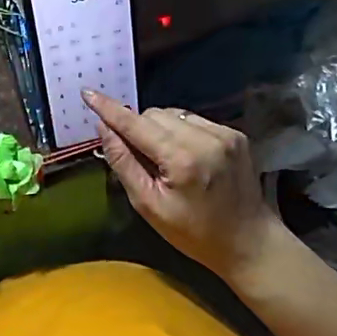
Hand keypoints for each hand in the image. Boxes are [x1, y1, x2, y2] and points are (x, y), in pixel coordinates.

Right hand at [86, 90, 279, 279]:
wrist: (249, 242)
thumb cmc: (193, 232)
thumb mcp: (148, 205)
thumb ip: (124, 163)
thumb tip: (103, 128)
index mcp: (183, 159)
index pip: (136, 125)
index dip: (109, 109)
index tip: (87, 93)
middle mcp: (206, 138)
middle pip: (153, 114)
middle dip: (137, 129)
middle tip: (136, 157)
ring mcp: (224, 133)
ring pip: (173, 114)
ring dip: (158, 129)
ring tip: (163, 159)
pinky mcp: (235, 133)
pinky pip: (193, 120)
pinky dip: (179, 132)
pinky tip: (185, 156)